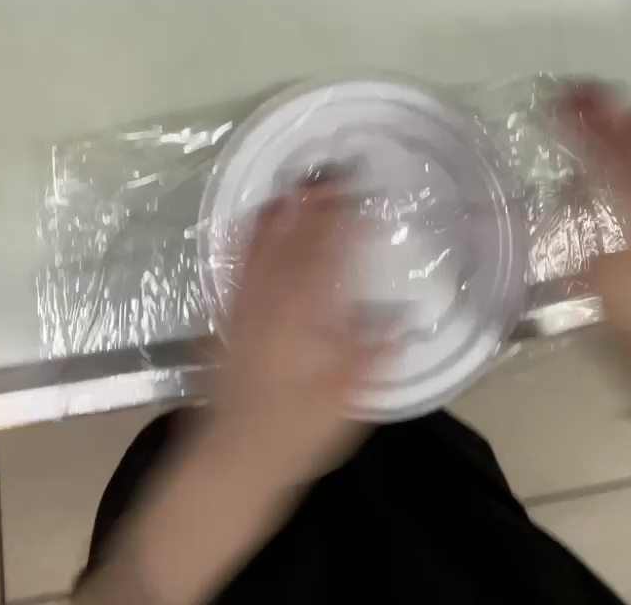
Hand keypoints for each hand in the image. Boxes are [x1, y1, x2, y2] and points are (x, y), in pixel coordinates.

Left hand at [201, 179, 381, 493]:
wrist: (233, 458)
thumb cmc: (298, 430)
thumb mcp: (350, 397)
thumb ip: (377, 350)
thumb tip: (406, 315)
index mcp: (310, 316)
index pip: (331, 254)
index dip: (343, 217)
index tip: (355, 189)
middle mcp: (275, 301)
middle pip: (295, 240)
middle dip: (311, 203)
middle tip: (325, 171)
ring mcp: (245, 307)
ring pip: (260, 247)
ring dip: (276, 212)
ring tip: (289, 184)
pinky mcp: (224, 317)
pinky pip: (231, 266)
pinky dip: (239, 238)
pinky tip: (244, 222)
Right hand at [557, 82, 630, 417]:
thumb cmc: (630, 311)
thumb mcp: (600, 269)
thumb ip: (590, 218)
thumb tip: (577, 178)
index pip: (624, 150)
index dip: (601, 120)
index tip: (574, 97)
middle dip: (607, 111)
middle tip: (577, 90)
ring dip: (618, 123)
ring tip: (592, 103)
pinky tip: (615, 139)